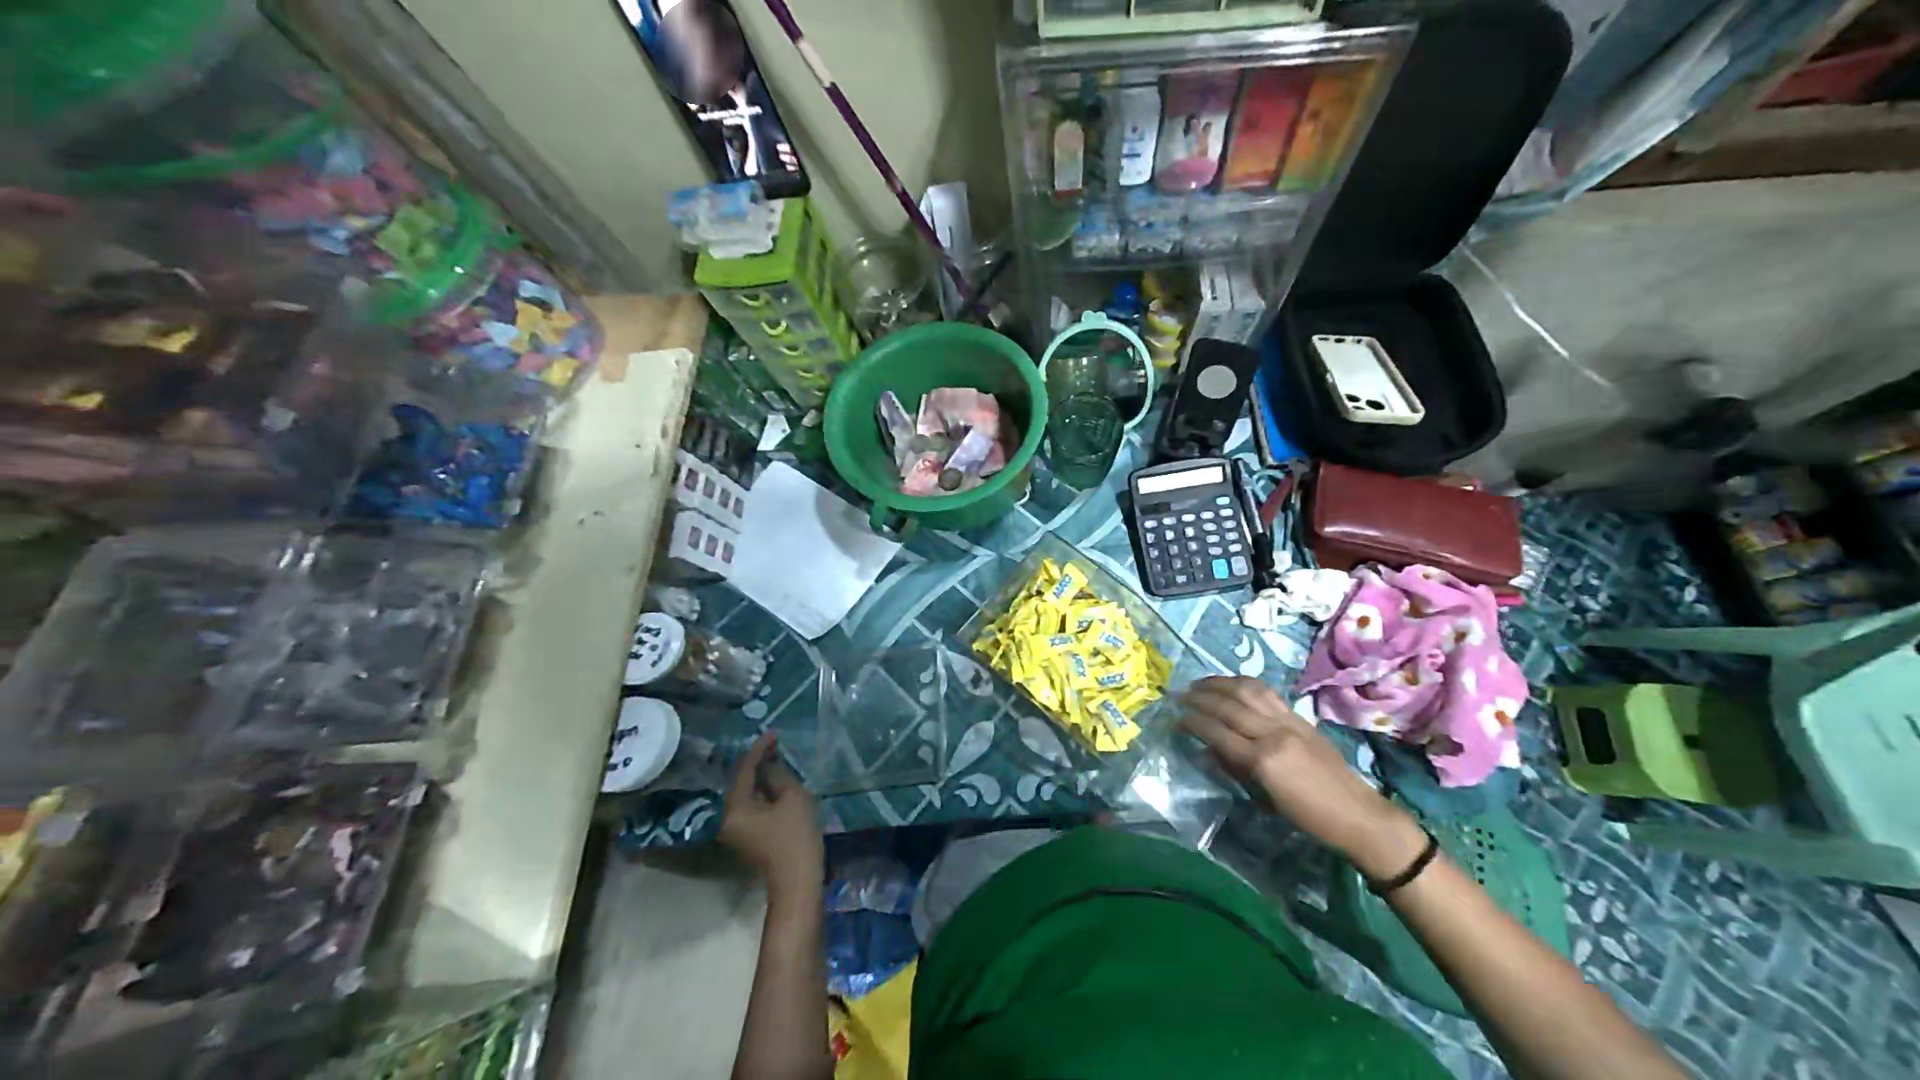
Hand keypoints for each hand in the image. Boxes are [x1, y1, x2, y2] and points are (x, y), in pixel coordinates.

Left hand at [719, 733, 822, 898]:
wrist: (797, 883)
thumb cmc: (795, 838)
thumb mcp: (792, 799)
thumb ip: (779, 776)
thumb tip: (769, 765)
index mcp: (734, 808)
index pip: (744, 770)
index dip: (759, 749)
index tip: (774, 734)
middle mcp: (728, 818)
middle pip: (741, 782)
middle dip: (758, 762)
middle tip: (776, 745)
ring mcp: (736, 830)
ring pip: (747, 794)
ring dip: (761, 777)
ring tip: (778, 759)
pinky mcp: (747, 838)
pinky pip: (752, 806)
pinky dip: (763, 793)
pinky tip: (777, 783)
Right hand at [1179, 676, 1426, 881]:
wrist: (1357, 813)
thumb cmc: (1307, 817)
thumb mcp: (1262, 799)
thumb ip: (1233, 768)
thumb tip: (1208, 747)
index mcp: (1261, 760)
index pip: (1216, 732)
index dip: (1191, 723)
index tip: (1174, 720)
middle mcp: (1273, 734)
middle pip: (1227, 706)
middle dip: (1199, 698)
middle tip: (1179, 696)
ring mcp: (1288, 721)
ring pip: (1246, 690)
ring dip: (1218, 683)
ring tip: (1199, 684)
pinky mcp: (1300, 718)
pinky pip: (1266, 693)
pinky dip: (1244, 684)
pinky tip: (1231, 684)